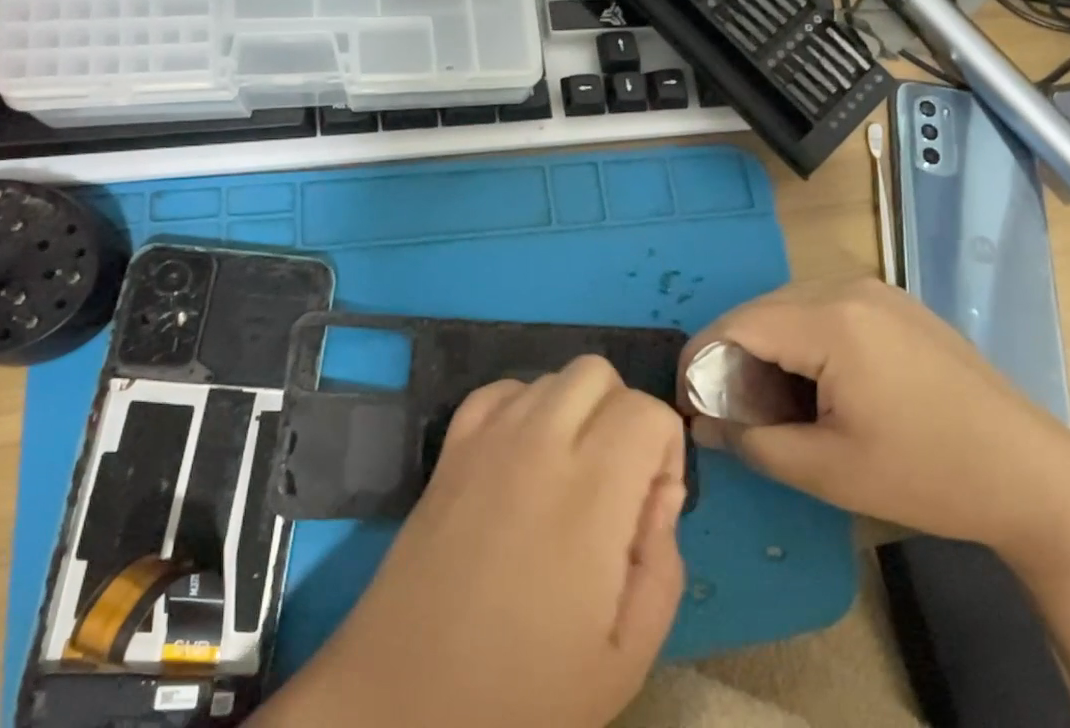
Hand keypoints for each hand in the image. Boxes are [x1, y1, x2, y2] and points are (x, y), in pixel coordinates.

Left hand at [255, 356, 686, 727]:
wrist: (404, 699)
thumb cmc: (524, 689)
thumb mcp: (627, 651)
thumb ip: (663, 560)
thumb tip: (660, 493)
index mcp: (589, 491)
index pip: (648, 411)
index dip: (665, 454)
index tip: (648, 510)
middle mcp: (535, 444)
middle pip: (599, 374)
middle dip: (624, 417)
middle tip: (616, 488)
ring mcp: (482, 440)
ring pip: (550, 377)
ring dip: (576, 412)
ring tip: (569, 479)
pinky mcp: (447, 452)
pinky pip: (499, 392)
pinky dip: (524, 409)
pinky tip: (522, 464)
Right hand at [682, 279, 1069, 551]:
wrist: (1032, 476)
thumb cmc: (925, 474)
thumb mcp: (825, 469)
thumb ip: (751, 441)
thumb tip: (703, 425)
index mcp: (831, 322)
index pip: (735, 325)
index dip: (699, 363)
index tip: (688, 407)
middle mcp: (851, 289)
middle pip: (760, 311)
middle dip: (732, 357)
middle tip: (729, 413)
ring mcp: (880, 293)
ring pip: (790, 309)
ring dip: (766, 350)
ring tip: (771, 405)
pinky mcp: (899, 308)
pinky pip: (826, 312)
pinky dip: (802, 344)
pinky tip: (816, 388)